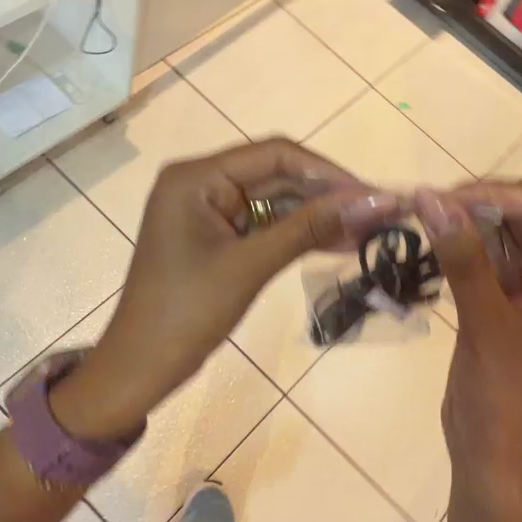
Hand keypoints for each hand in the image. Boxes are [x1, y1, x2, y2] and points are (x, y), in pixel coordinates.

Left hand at [52, 140, 398, 438]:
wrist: (140, 367)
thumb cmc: (187, 312)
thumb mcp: (251, 266)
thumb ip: (309, 228)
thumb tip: (372, 203)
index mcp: (196, 177)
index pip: (274, 154)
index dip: (328, 172)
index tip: (372, 193)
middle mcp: (201, 182)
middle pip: (278, 174)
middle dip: (328, 194)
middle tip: (380, 213)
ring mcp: (208, 209)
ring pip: (276, 199)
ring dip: (319, 214)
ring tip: (369, 230)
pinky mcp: (217, 234)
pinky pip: (265, 223)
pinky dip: (299, 233)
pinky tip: (338, 242)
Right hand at [416, 182, 521, 521]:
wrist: (492, 460)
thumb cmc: (502, 398)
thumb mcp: (485, 324)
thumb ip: (463, 258)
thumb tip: (432, 197)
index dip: (489, 193)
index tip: (438, 198)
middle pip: (516, 215)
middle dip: (472, 203)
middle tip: (421, 206)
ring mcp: (521, 291)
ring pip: (493, 236)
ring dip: (459, 223)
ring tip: (417, 218)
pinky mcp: (494, 306)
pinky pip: (477, 261)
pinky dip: (453, 249)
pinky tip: (425, 245)